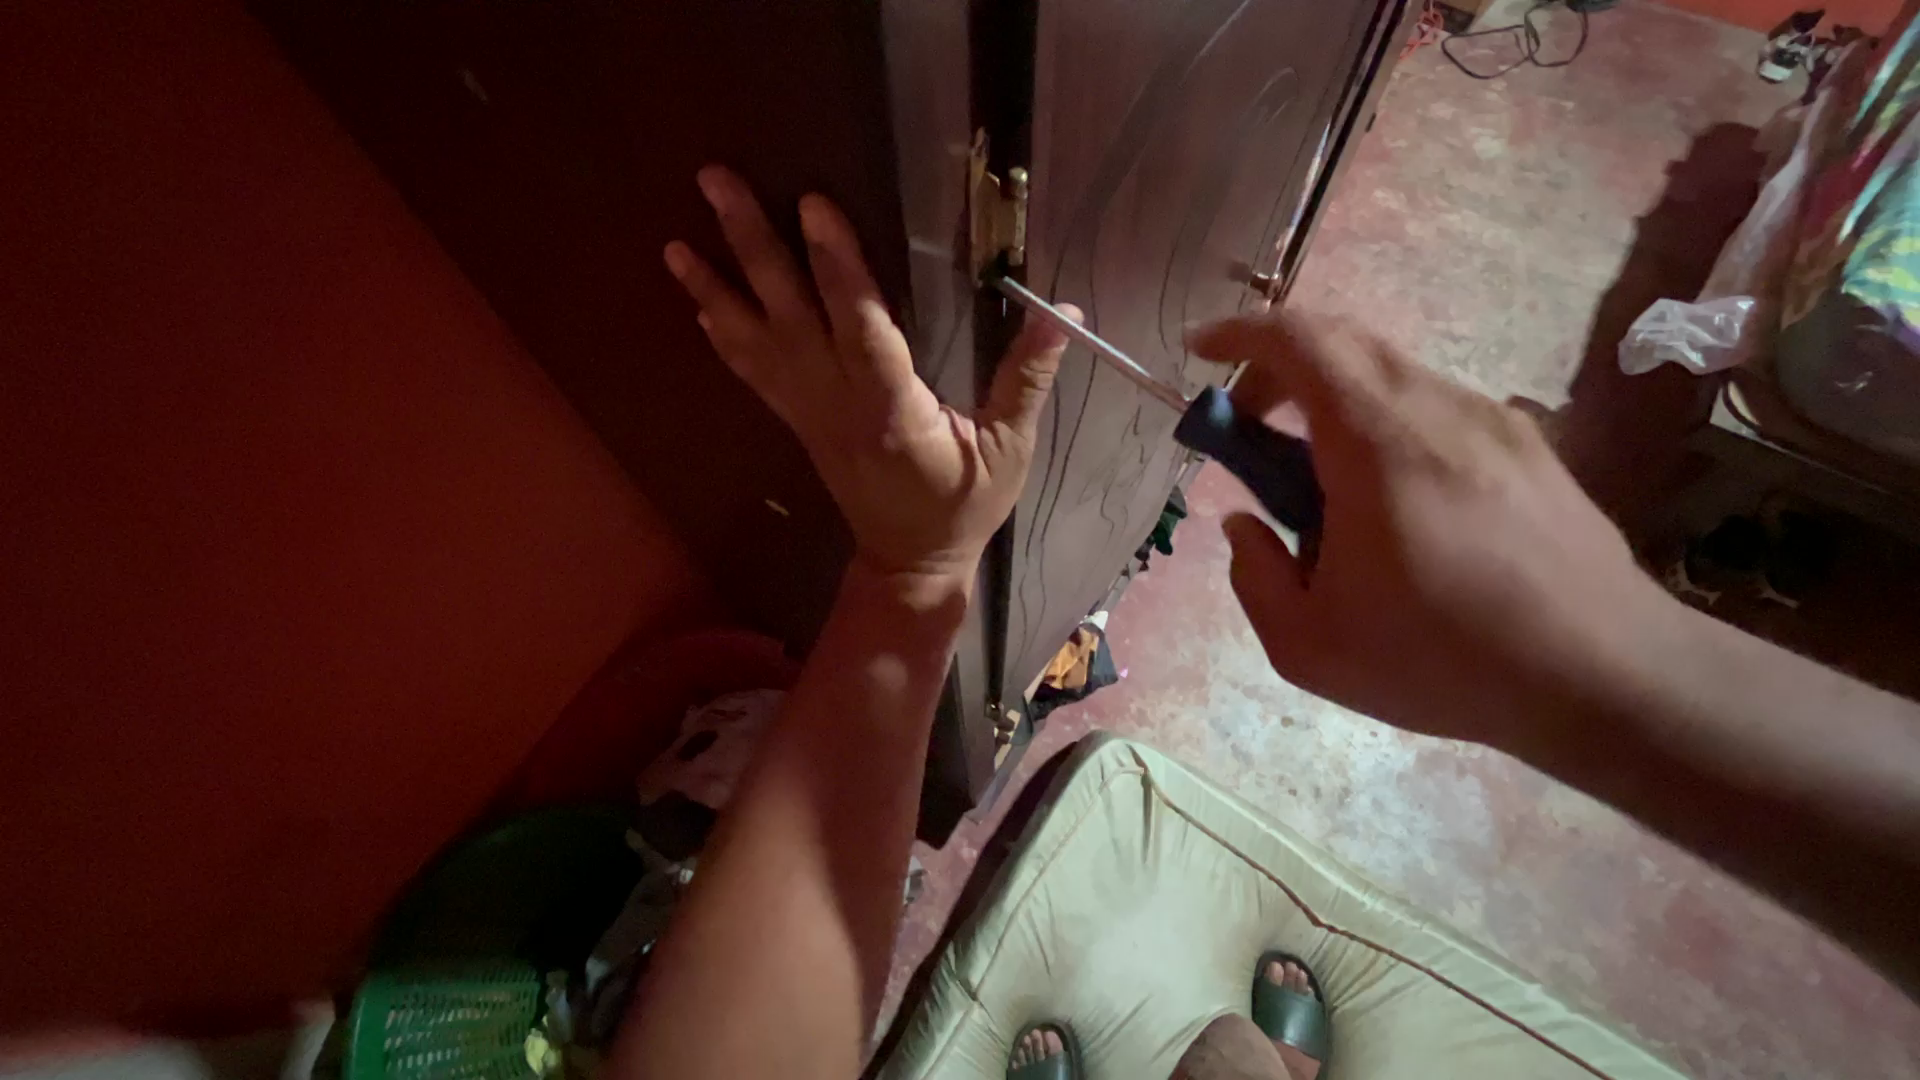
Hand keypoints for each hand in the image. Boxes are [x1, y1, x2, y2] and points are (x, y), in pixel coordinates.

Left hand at [664, 166, 1071, 583]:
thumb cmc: (962, 508)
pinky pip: (755, 376)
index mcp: (892, 411)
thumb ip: (1026, 380)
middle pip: (791, 319)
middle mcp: (838, 406)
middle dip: (753, 248)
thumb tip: (1063, 311)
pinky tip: (700, 303)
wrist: (910, 563)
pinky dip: (725, 337)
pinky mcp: (801, 423)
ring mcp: (810, 414)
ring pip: (758, 345)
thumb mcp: (1008, 450)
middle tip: (715, 182)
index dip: (838, 266)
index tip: (813, 204)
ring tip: (675, 243)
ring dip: (716, 290)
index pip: (862, 327)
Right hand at [1189, 313, 1673, 746]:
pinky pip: (1431, 406)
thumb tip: (1244, 525)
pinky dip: (1380, 423)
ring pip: (1389, 374)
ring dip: (1330, 402)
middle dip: (1277, 370)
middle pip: (1344, 343)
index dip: (1240, 334)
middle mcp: (1438, 409)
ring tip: (1317, 482)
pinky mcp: (1526, 447)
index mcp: (1377, 444)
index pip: (1301, 340)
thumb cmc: (1442, 660)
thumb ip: (1253, 574)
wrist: (1611, 680)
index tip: (1201, 353)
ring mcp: (1492, 422)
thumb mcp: (1306, 644)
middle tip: (1247, 429)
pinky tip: (1387, 500)